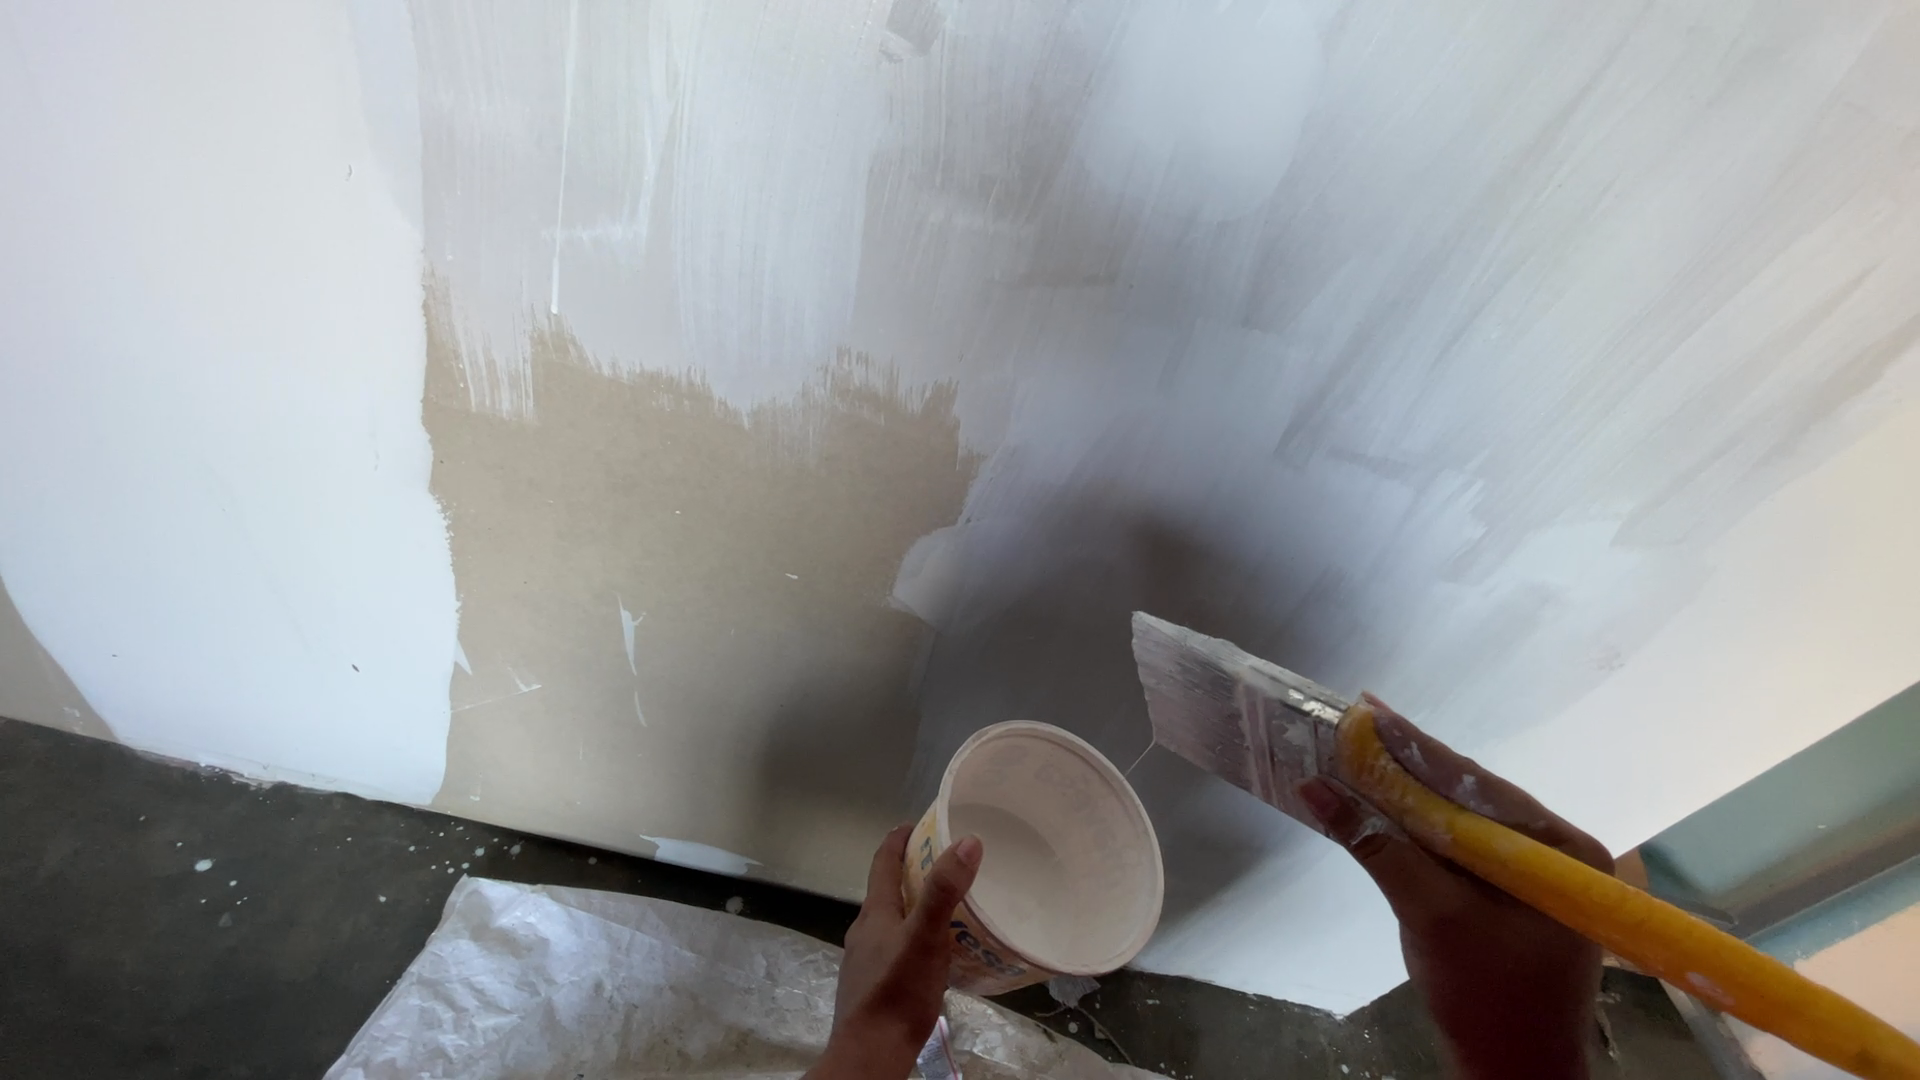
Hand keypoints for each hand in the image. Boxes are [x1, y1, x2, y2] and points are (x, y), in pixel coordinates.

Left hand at [806, 824, 982, 1079]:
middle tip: (944, 865)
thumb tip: (968, 841)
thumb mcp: (927, 937)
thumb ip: (945, 891)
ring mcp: (864, 961)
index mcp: (874, 912)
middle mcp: (864, 931)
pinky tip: (933, 957)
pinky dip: (912, 940)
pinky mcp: (871, 988)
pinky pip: (893, 950)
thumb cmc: (897, 993)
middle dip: (911, 873)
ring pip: (890, 922)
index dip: (898, 839)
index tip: (917, 823)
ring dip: (913, 908)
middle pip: (886, 890)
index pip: (882, 861)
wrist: (868, 1059)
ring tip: (946, 910)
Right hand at [1298, 696, 1612, 1079]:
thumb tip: (1311, 785)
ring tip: (1355, 748)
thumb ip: (1375, 843)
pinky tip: (1375, 797)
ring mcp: (1528, 869)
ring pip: (1454, 812)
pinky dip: (1409, 818)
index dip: (1414, 745)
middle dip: (1403, 760)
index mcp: (1558, 849)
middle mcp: (1550, 849)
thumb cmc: (1486, 992)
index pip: (1474, 781)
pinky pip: (1451, 837)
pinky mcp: (1503, 886)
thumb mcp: (1429, 911)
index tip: (1366, 708)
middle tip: (1352, 721)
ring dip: (1401, 787)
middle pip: (1464, 791)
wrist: (1512, 1068)